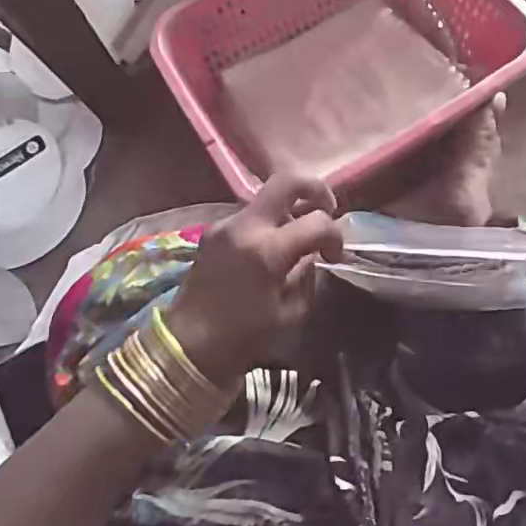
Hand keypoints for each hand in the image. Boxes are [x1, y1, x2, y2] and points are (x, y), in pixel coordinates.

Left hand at [166, 175, 344, 381]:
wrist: (190, 344)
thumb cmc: (244, 336)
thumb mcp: (291, 312)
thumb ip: (308, 275)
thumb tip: (313, 254)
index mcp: (267, 250)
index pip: (317, 222)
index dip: (335, 236)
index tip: (334, 256)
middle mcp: (245, 227)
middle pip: (287, 180)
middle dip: (316, 190)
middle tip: (327, 210)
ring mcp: (225, 224)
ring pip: (267, 197)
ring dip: (290, 210)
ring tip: (298, 237)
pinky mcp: (213, 230)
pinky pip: (249, 216)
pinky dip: (268, 224)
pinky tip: (271, 249)